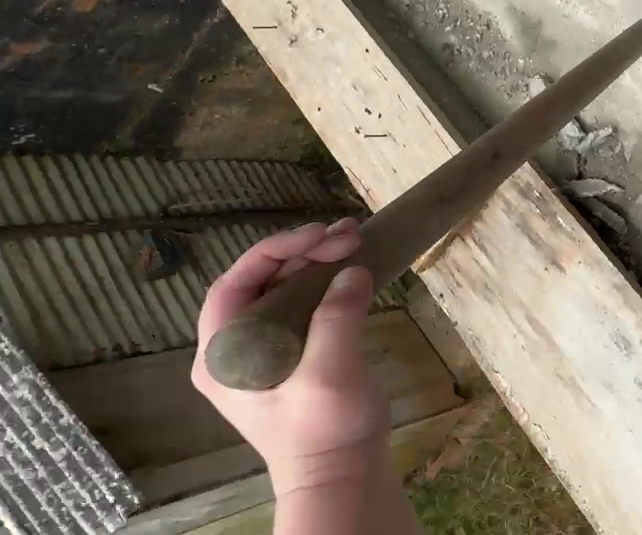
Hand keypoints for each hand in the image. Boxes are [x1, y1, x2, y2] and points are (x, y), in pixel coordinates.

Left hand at [192, 219, 389, 492]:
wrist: (341, 469)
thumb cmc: (324, 428)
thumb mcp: (330, 372)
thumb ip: (337, 318)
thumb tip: (353, 270)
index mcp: (223, 356)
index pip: (233, 286)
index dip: (273, 251)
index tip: (320, 236)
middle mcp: (236, 349)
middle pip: (260, 281)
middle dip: (302, 250)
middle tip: (350, 234)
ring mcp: (267, 349)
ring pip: (284, 287)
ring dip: (318, 258)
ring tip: (357, 238)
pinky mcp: (297, 350)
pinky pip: (305, 301)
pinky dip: (329, 277)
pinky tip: (356, 265)